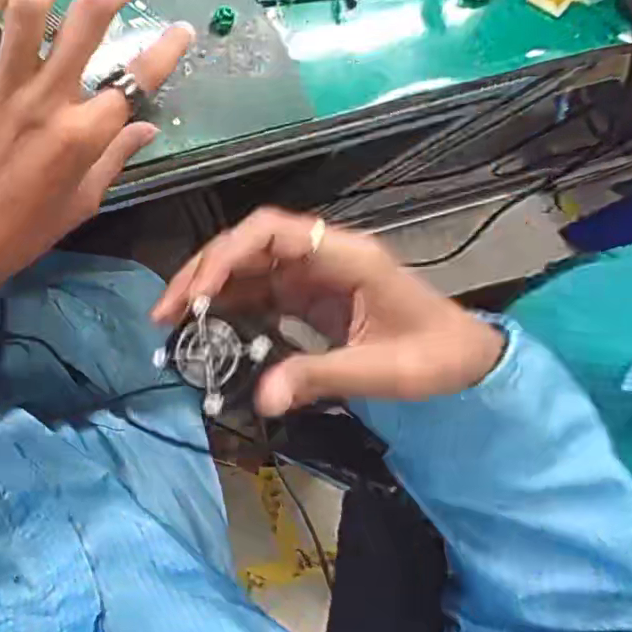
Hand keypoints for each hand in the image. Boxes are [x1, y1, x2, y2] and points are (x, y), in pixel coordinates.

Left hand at [0, 0, 195, 354]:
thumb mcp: (83, 202)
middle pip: (89, 18)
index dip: (167, 49)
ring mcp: (2, 91)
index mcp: (83, 134)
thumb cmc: (25, 233)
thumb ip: (117, 158)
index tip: (180, 31)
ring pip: (25, 9)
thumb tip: (148, 128)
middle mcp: (45, 100)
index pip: (139, 77)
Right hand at [151, 207, 503, 415]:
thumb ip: (322, 377)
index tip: (200, 293)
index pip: (271, 233)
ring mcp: (305, 273)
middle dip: (198, 273)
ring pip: (238, 266)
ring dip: (200, 287)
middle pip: (242, 245)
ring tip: (168, 318)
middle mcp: (317, 255)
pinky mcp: (297, 294)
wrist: (467, 362)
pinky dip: (219, 304)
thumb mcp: (385, 371)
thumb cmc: (437, 357)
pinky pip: (248, 290)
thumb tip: (263, 399)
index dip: (227, 254)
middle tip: (165, 311)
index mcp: (344, 256)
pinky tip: (198, 324)